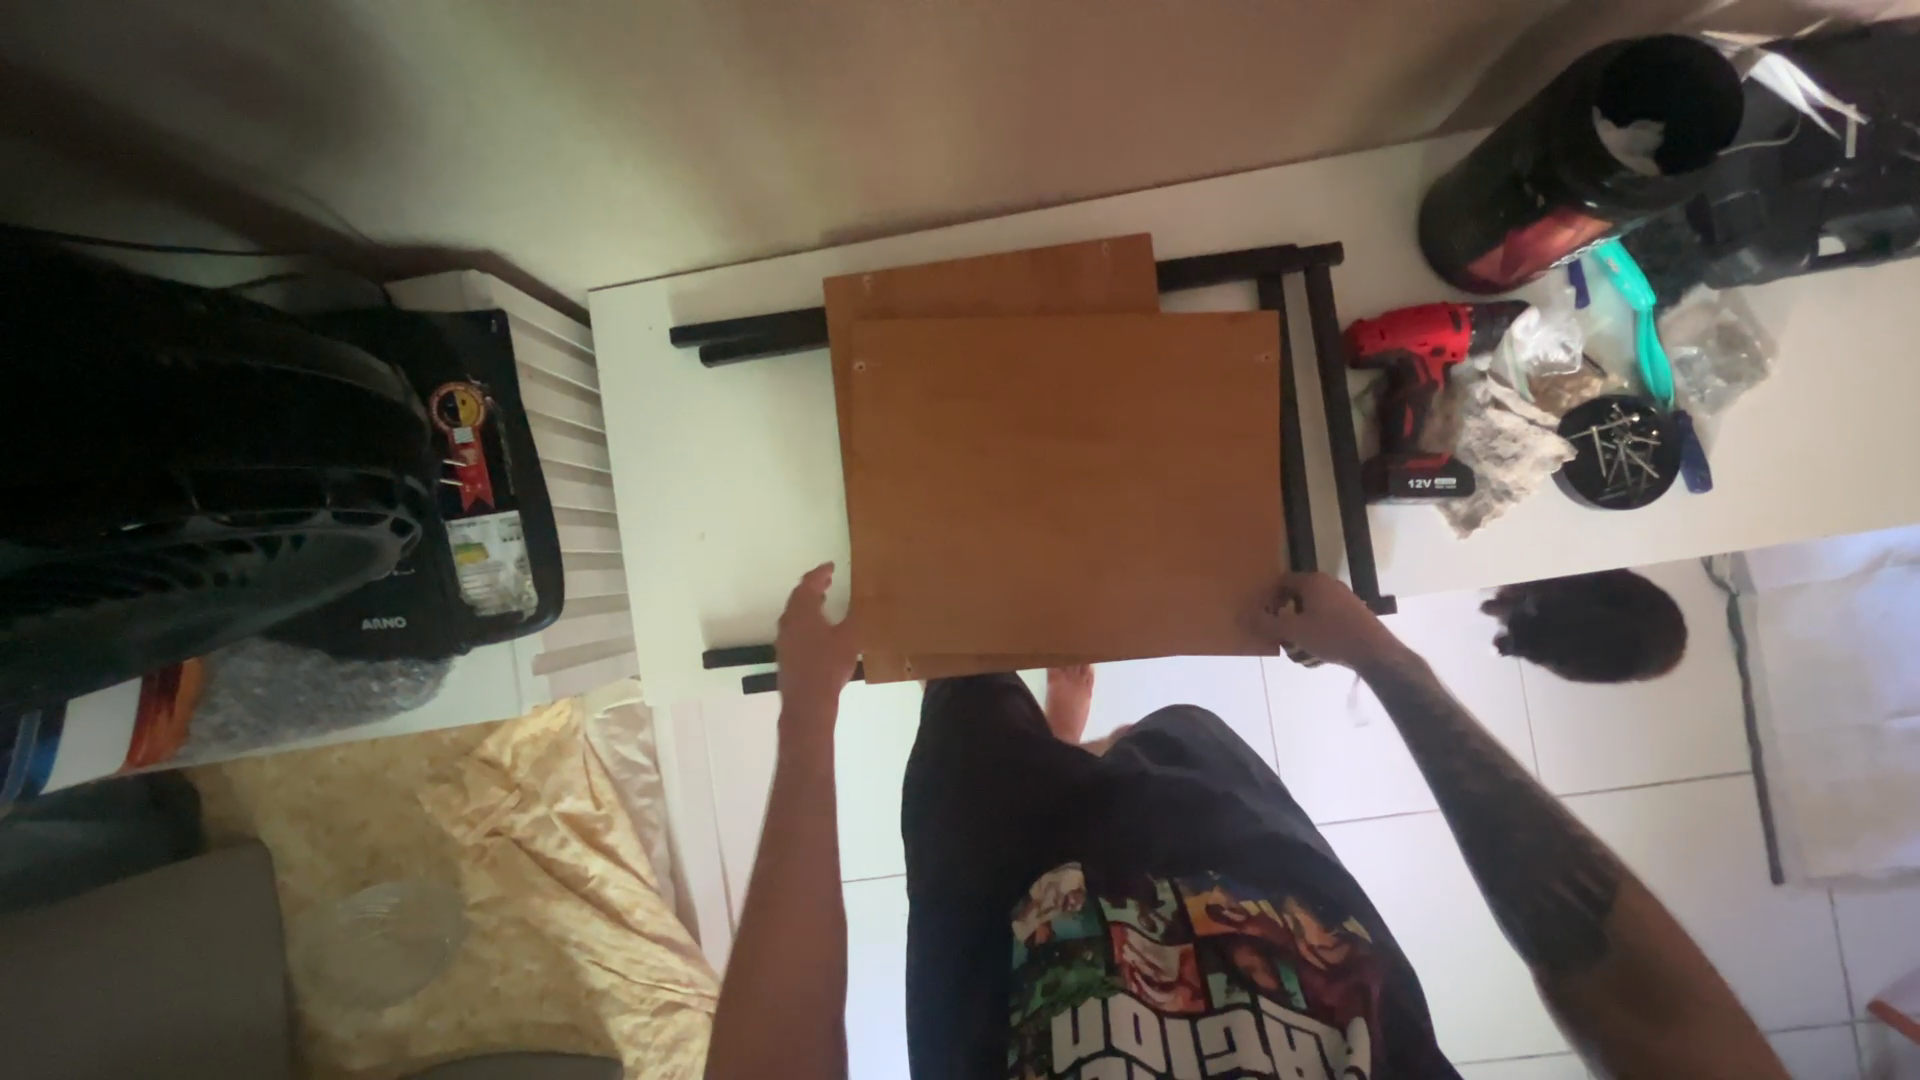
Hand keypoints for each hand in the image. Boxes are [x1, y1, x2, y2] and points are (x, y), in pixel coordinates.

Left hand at [776, 562, 859, 722]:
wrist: (807, 702)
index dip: (820, 572)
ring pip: (795, 613)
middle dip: (813, 586)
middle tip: (827, 580)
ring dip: (808, 604)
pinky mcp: (785, 654)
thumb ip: (855, 615)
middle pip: (798, 596)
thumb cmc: (829, 666)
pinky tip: (818, 630)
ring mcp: (784, 638)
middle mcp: (788, 621)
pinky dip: (806, 620)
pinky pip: (795, 627)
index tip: (831, 566)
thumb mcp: (849, 637)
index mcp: (802, 611)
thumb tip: (864, 598)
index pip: (809, 583)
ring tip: (824, 601)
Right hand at [1249, 572, 1408, 672]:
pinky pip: (1327, 618)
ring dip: (1301, 627)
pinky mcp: (1355, 613)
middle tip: (1280, 634)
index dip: (1269, 598)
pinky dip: (1317, 631)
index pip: (1281, 582)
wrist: (1375, 652)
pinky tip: (1317, 651)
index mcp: (1313, 582)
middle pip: (1297, 597)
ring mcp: (1344, 598)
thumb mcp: (1292, 631)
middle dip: (1285, 617)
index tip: (1265, 617)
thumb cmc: (1330, 635)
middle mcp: (1329, 584)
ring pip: (1312, 610)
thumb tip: (1243, 616)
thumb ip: (1266, 623)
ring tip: (1298, 648)